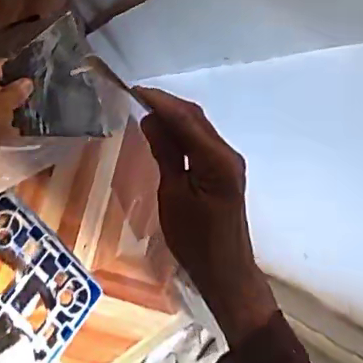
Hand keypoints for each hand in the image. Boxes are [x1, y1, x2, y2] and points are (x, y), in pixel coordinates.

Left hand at [0, 60, 32, 172]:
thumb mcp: (4, 103)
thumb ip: (17, 89)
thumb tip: (27, 81)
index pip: (1, 65)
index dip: (18, 67)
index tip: (35, 72)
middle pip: (1, 84)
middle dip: (18, 88)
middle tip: (38, 91)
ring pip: (0, 102)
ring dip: (15, 106)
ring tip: (35, 106)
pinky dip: (9, 120)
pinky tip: (25, 123)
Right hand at [133, 87, 277, 341]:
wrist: (225, 272)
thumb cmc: (196, 240)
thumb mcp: (173, 196)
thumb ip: (166, 154)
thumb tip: (151, 120)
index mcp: (217, 160)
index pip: (186, 119)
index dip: (160, 102)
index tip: (134, 90)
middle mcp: (227, 154)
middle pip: (195, 118)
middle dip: (166, 104)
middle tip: (135, 97)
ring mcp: (227, 162)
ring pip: (198, 127)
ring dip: (173, 117)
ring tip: (143, 111)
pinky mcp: (223, 172)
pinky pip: (200, 142)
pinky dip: (181, 133)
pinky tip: (162, 134)